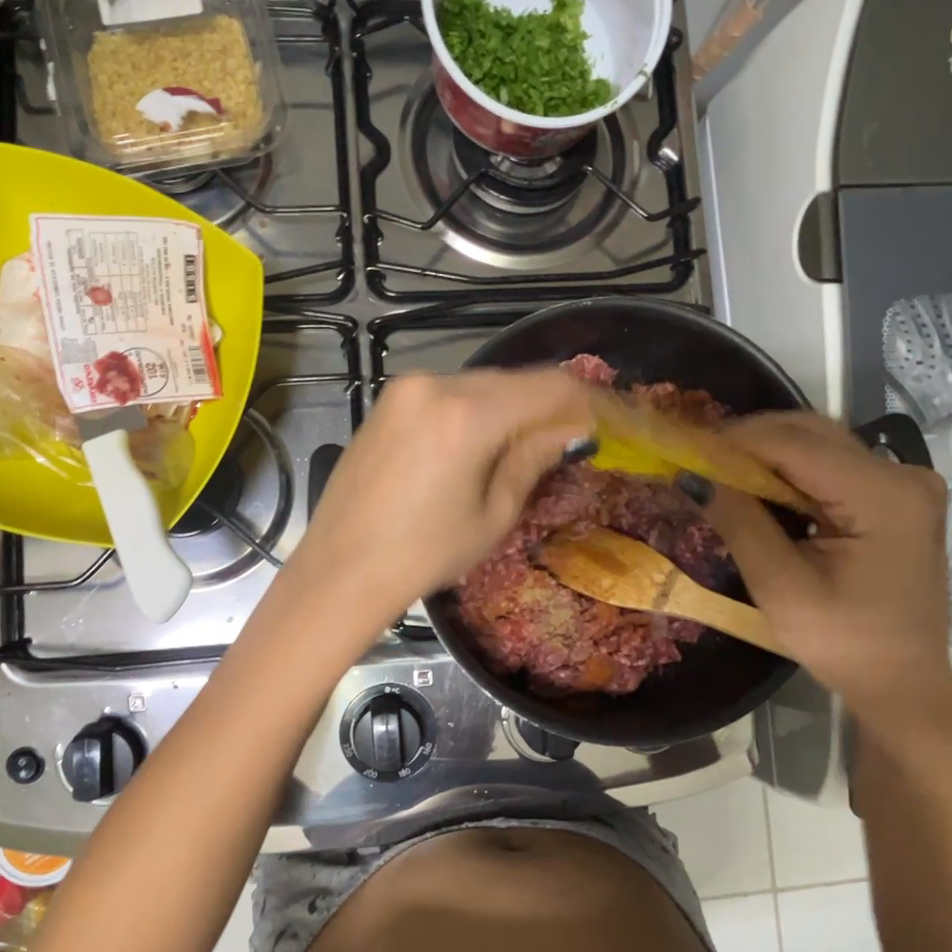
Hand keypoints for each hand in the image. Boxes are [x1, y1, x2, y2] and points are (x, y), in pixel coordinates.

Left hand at [287, 369, 592, 620]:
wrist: (340, 570)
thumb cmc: (423, 555)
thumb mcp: (493, 514)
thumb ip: (533, 459)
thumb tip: (568, 430)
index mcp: (466, 414)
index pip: (549, 387)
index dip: (587, 400)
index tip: (610, 418)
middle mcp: (434, 385)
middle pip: (513, 381)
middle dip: (548, 405)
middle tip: (574, 435)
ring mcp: (404, 391)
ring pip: (480, 386)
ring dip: (511, 408)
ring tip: (530, 446)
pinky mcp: (386, 404)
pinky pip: (447, 396)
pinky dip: (475, 412)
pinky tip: (483, 445)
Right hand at [700, 412, 951, 735]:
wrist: (903, 685)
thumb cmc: (844, 645)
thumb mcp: (781, 588)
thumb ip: (740, 522)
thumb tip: (693, 474)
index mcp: (884, 496)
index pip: (797, 443)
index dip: (737, 440)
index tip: (686, 452)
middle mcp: (904, 474)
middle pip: (813, 433)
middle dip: (750, 443)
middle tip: (700, 464)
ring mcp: (906, 483)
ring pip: (822, 446)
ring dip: (769, 456)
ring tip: (723, 478)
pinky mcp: (897, 497)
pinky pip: (834, 467)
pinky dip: (793, 473)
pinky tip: (762, 494)